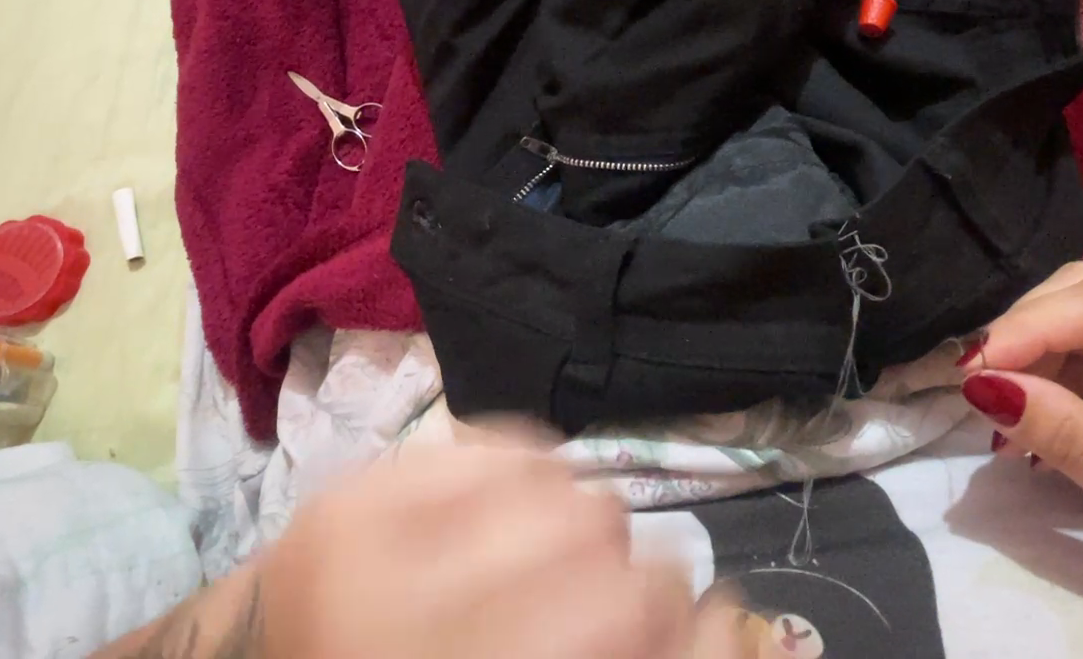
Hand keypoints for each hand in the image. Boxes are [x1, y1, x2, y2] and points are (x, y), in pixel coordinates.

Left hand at [102, 430, 770, 658]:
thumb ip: (620, 643)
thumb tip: (722, 618)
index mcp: (448, 657)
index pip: (622, 606)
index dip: (670, 613)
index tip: (669, 623)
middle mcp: (404, 607)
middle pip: (598, 527)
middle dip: (624, 566)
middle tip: (594, 597)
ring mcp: (373, 529)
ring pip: (558, 476)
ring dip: (572, 519)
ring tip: (538, 561)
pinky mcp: (360, 479)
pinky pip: (498, 444)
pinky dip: (525, 480)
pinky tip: (500, 522)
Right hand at [957, 261, 1082, 653]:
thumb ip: (1076, 441)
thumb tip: (982, 386)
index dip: (1038, 327)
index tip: (972, 369)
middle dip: (1029, 332)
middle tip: (974, 386)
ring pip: (1081, 301)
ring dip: (1032, 345)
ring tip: (999, 402)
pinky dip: (1047, 360)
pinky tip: (1027, 401)